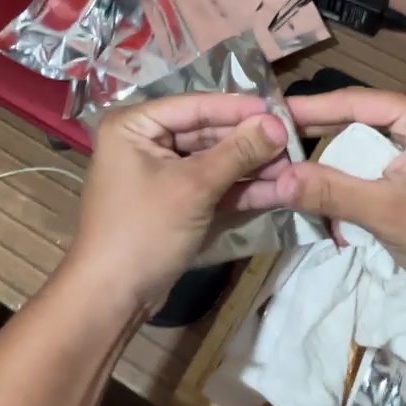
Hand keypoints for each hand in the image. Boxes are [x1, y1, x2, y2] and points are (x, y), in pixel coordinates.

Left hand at [67, 94, 291, 312]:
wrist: (111, 300)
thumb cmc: (144, 231)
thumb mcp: (195, 187)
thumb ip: (238, 152)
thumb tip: (278, 123)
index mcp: (134, 125)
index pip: (195, 106)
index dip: (238, 108)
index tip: (279, 106)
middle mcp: (144, 141)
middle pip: (205, 132)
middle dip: (248, 140)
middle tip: (292, 138)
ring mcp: (159, 172)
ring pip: (212, 160)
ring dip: (249, 165)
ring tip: (293, 163)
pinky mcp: (173, 201)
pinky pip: (209, 184)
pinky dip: (238, 188)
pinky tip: (277, 187)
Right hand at [271, 89, 405, 297]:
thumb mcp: (386, 214)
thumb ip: (333, 192)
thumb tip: (279, 179)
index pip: (357, 102)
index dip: (312, 107)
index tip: (272, 113)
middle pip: (359, 117)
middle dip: (318, 131)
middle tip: (274, 139)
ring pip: (365, 139)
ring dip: (333, 155)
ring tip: (291, 160)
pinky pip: (377, 158)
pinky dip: (351, 171)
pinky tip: (324, 182)